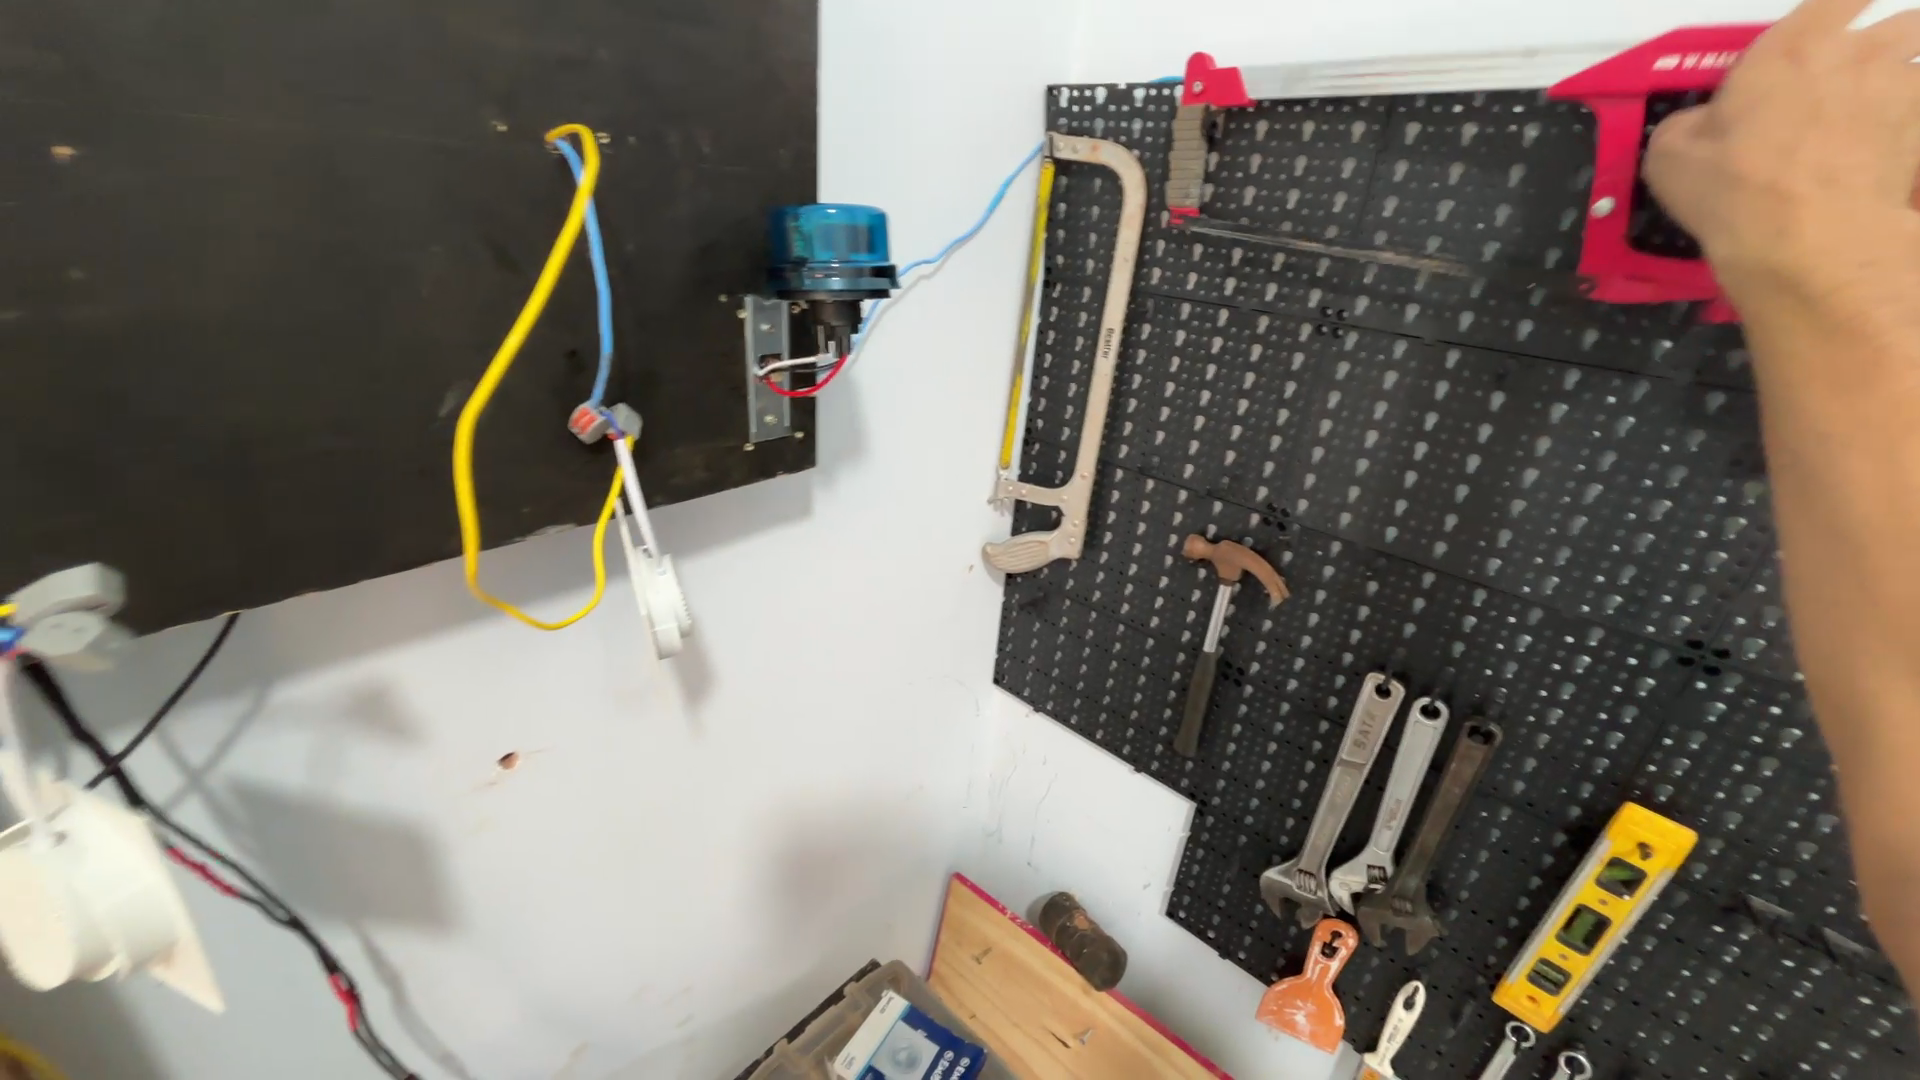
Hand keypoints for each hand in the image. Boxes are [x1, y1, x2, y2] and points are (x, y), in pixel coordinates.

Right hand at [1644, 0, 1919, 301]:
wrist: (1801, 235)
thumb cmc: (1730, 185)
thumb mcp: (1668, 155)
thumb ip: (1689, 122)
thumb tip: (1702, 121)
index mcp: (1794, 48)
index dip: (1836, 4)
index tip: (1828, 19)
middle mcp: (1861, 54)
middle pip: (1903, 23)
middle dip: (1881, 44)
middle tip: (1845, 79)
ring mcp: (1903, 91)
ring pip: (1917, 67)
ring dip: (1895, 85)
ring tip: (1862, 121)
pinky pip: (1918, 118)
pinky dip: (1902, 131)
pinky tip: (1873, 158)